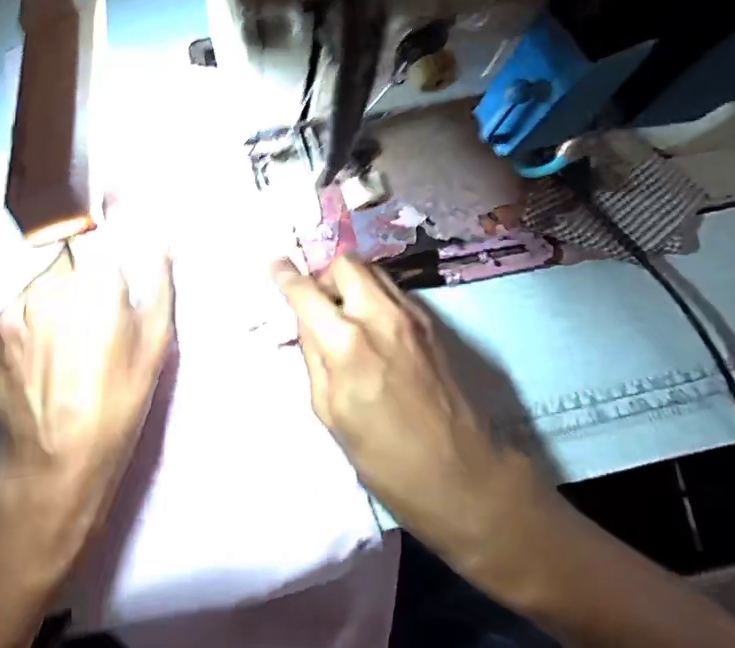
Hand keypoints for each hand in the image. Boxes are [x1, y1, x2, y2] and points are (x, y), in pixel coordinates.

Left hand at [0, 238, 173, 554]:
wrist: (53, 466)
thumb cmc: (119, 402)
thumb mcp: (157, 341)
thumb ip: (159, 280)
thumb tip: (160, 239)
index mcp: (91, 284)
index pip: (91, 225)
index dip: (103, 217)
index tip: (113, 212)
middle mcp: (43, 288)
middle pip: (69, 256)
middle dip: (87, 271)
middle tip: (101, 308)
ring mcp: (8, 312)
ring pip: (40, 283)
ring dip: (59, 294)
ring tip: (72, 339)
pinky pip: (16, 310)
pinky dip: (33, 319)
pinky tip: (46, 355)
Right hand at [271, 255, 548, 579]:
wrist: (459, 471)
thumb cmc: (384, 458)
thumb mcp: (330, 414)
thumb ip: (314, 358)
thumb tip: (307, 322)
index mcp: (348, 345)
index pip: (308, 292)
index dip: (286, 277)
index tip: (275, 266)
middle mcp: (381, 316)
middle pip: (345, 264)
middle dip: (324, 275)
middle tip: (317, 303)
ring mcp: (411, 315)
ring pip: (372, 270)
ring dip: (351, 282)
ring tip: (344, 314)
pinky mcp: (430, 322)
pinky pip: (393, 290)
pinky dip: (374, 295)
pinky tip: (371, 327)